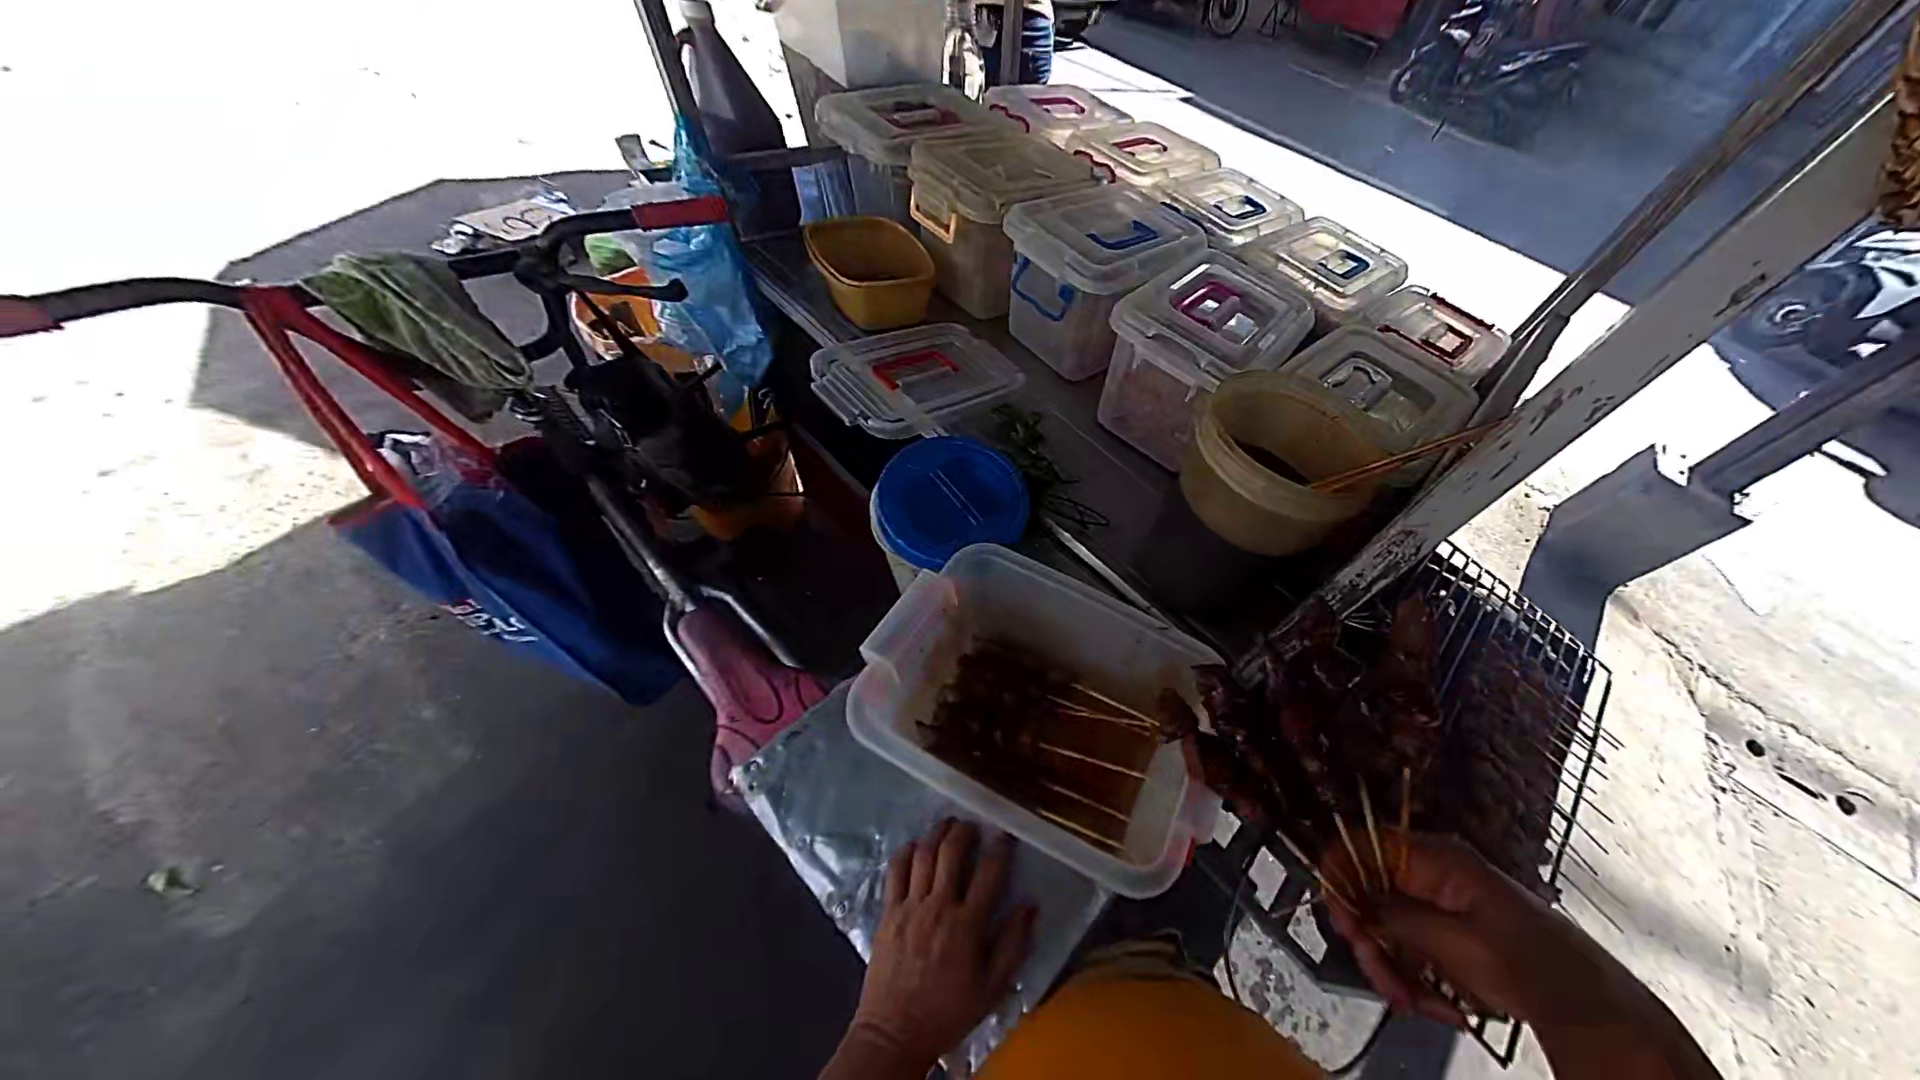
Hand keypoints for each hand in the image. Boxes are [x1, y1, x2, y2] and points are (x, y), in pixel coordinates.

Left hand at [842, 819, 1035, 1074]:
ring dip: (936, 834)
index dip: (1000, 850)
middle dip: (964, 832)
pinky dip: (905, 852)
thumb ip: (1013, 945)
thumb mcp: (991, 988)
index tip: (1005, 837)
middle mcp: (938, 907)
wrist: (895, 1032)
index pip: (989, 874)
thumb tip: (1030, 906)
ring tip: (946, 824)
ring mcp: (910, 906)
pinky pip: (895, 871)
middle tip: (972, 824)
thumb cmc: (948, 1012)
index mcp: (967, 925)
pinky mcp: (888, 911)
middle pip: (952, 853)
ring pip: (923, 855)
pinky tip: (914, 846)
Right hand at [1324, 832, 1600, 1027]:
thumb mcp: (1454, 941)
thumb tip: (1352, 905)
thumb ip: (1395, 916)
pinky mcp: (1445, 931)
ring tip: (1413, 1002)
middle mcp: (1429, 872)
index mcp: (1433, 857)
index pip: (1361, 844)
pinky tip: (1437, 1004)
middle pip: (1369, 891)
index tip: (1342, 921)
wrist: (1592, 1009)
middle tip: (1379, 975)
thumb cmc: (1529, 964)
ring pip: (1386, 925)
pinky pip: (1408, 946)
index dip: (1341, 877)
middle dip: (1371, 940)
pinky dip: (1414, 977)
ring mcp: (1438, 902)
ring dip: (1392, 967)